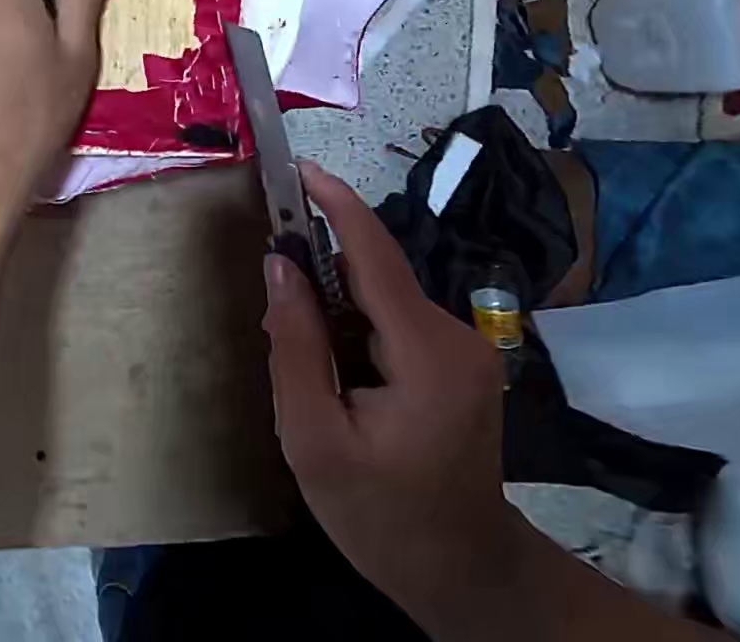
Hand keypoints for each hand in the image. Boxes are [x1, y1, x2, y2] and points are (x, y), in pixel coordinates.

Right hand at [263, 161, 516, 632]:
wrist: (463, 572)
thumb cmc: (381, 516)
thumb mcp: (313, 437)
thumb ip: (295, 343)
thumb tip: (279, 265)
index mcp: (426, 353)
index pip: (375, 255)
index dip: (336, 204)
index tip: (299, 168)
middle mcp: (455, 335)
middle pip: (376, 273)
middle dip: (320, 273)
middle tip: (276, 310)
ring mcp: (462, 345)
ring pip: (382, 295)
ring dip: (335, 305)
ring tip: (307, 362)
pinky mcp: (456, 356)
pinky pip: (393, 317)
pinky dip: (355, 323)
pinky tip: (337, 372)